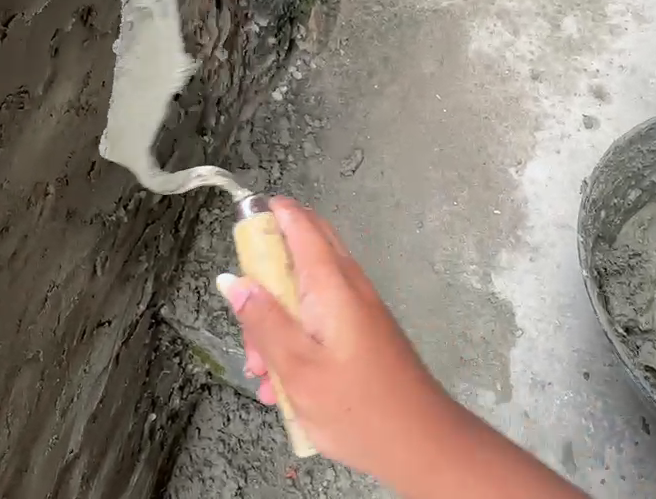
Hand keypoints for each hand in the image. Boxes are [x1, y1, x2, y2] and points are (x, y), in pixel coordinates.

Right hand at [215, 198, 461, 482]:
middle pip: (303, 247)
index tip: (242, 222)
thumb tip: (232, 280)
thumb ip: (264, 322)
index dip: (269, 212)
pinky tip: (284, 382)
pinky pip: (320, 312)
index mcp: (330, 282)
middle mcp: (347, 282)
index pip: (299, 222)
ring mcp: (357, 304)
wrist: (422, 443)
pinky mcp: (362, 327)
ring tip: (262, 370)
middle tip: (245, 313)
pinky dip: (297, 334)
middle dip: (266, 272)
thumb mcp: (298, 369)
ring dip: (277, 315)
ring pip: (306, 286)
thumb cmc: (357, 407)